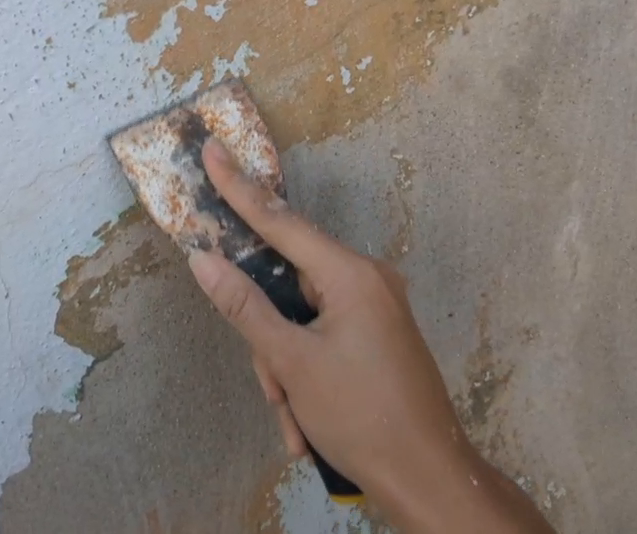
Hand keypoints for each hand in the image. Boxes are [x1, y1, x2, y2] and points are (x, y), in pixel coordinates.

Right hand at [188, 139, 553, 533]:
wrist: (433, 486)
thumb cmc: (363, 418)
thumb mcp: (293, 364)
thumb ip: (245, 306)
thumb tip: (203, 259)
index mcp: (350, 275)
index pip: (280, 220)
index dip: (239, 187)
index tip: (212, 150)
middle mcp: (366, 279)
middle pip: (288, 283)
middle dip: (271, 338)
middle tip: (274, 385)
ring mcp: (375, 307)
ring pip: (301, 317)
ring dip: (287, 367)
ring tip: (296, 417)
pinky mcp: (376, 333)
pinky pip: (322, 335)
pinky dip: (307, 373)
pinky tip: (308, 423)